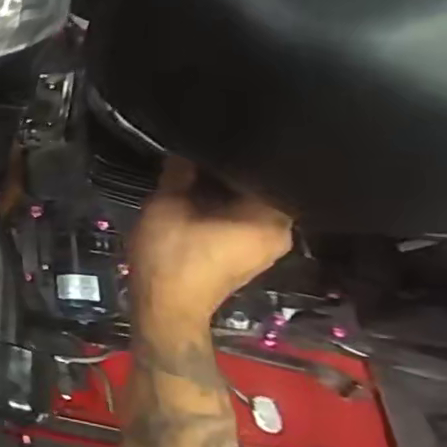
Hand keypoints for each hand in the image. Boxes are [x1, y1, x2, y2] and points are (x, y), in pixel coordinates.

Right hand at [128, 157, 291, 330]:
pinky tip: (202, 200)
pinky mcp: (251, 255)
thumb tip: (186, 150)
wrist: (166, 307)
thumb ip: (179, 173)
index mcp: (269, 218)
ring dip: (227, 190)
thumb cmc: (171, 255)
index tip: (221, 139)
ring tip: (200, 172)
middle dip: (232, 172)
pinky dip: (227, 208)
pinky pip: (245, 220)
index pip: (267, 170)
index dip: (242, 151)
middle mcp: (281, 231)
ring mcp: (268, 246)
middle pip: (261, 188)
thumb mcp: (166, 206)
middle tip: (205, 152)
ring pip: (251, 204)